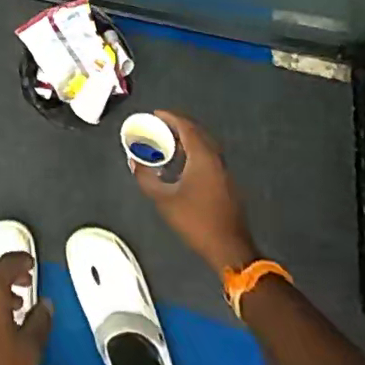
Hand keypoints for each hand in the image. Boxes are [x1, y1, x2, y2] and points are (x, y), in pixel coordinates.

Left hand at [0, 253, 52, 364]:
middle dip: (12, 273)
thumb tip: (46, 307)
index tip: (29, 259)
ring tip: (19, 300)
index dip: (21, 259)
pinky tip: (5, 321)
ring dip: (3, 290)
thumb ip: (40, 320)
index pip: (6, 262)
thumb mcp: (29, 346)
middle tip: (26, 275)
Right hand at [132, 110, 259, 273]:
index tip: (155, 114)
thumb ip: (146, 177)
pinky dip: (195, 152)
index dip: (170, 118)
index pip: (187, 127)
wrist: (229, 249)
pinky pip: (209, 157)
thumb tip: (134, 161)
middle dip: (179, 126)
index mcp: (203, 157)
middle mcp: (216, 159)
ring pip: (205, 145)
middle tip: (160, 126)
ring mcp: (224, 172)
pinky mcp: (227, 184)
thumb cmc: (196, 221)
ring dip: (187, 140)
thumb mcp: (164, 199)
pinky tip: (182, 165)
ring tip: (168, 143)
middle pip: (198, 132)